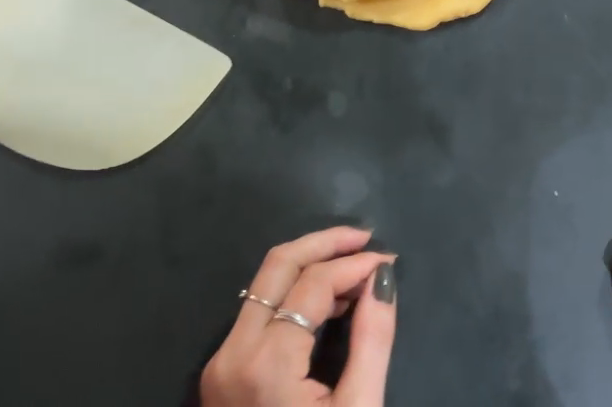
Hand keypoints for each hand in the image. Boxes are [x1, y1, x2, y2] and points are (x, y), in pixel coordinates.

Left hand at [199, 226, 396, 406]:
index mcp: (266, 363)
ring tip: (353, 263)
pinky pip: (258, 309)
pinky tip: (327, 296)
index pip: (314, 283)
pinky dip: (294, 291)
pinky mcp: (220, 374)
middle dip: (325, 243)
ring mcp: (221, 363)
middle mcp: (233, 352)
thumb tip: (383, 277)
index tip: (391, 263)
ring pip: (264, 283)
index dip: (356, 265)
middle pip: (278, 265)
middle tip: (367, 239)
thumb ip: (373, 339)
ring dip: (309, 263)